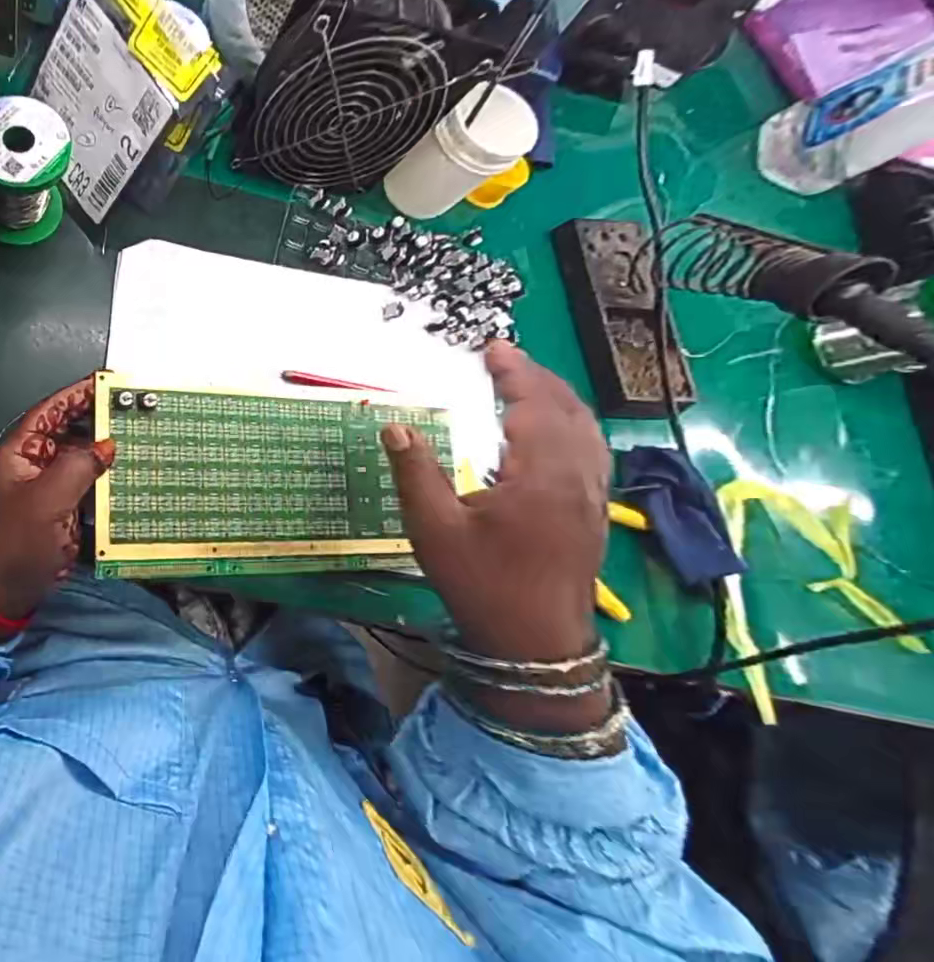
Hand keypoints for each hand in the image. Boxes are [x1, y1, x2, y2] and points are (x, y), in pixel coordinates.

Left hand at [0, 375, 113, 642]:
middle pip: (67, 432)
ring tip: (137, 434)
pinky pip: (86, 484)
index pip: (47, 413)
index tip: (103, 382)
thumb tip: (106, 445)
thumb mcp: (46, 501)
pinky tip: (129, 471)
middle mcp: (33, 464)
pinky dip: (105, 477)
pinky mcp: (62, 508)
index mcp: (18, 454)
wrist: (6, 592)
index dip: (73, 396)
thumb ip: (77, 467)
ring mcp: (48, 487)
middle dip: (95, 420)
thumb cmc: (16, 544)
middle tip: (131, 409)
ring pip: (79, 458)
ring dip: (104, 448)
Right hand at [381, 342, 610, 726]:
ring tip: (528, 383)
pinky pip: (590, 452)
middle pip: (569, 412)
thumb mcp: (432, 527)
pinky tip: (551, 431)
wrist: (532, 638)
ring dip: (559, 399)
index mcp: (539, 478)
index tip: (495, 349)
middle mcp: (575, 480)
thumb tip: (396, 427)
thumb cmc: (479, 580)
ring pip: (586, 431)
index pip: (535, 408)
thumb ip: (415, 472)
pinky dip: (570, 425)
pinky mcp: (591, 512)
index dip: (516, 374)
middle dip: (539, 378)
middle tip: (507, 358)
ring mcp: (590, 497)